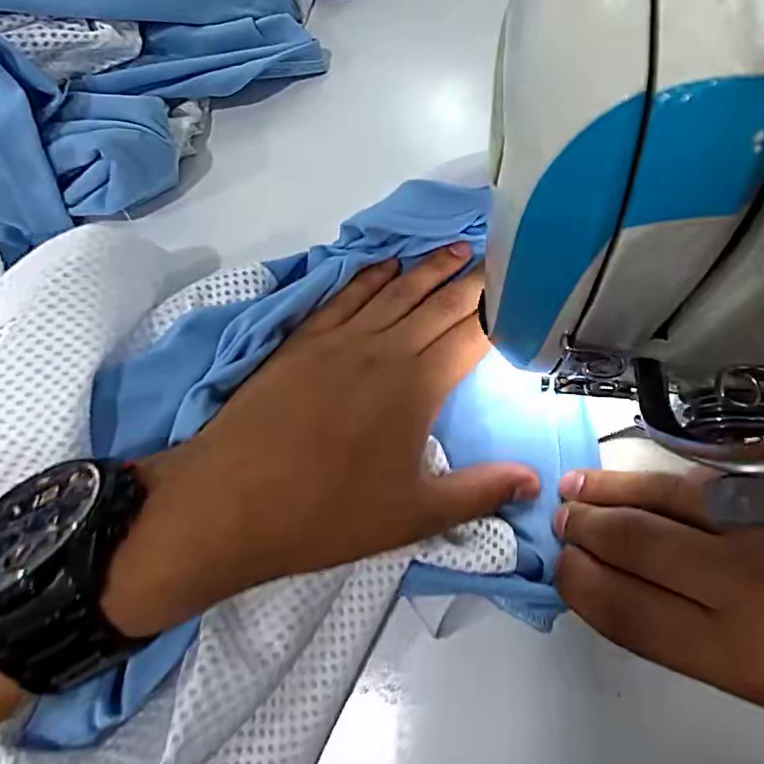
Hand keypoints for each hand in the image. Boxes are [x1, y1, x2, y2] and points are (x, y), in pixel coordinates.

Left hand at [103, 245, 539, 635]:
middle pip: (439, 303)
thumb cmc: (326, 513)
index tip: (520, 296)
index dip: (498, 313)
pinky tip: (387, 265)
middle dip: (473, 281)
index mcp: (418, 386)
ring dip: (430, 267)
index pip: (471, 336)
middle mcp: (386, 349)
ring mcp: (342, 339)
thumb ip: (479, 492)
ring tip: (456, 249)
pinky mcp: (305, 340)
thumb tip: (536, 480)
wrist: (227, 503)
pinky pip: (347, 294)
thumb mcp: (414, 514)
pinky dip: (371, 275)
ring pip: (397, 290)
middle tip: (498, 260)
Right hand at [554, 469, 763, 710]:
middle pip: (641, 544)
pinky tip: (632, 481)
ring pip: (665, 494)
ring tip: (577, 489)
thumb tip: (596, 576)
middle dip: (588, 528)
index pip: (633, 611)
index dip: (584, 583)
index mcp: (742, 653)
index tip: (562, 565)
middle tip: (562, 520)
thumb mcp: (742, 674)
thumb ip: (668, 628)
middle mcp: (757, 584)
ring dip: (610, 490)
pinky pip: (701, 476)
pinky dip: (657, 478)